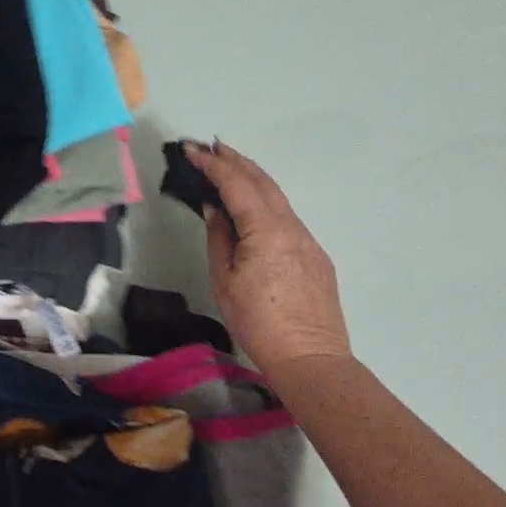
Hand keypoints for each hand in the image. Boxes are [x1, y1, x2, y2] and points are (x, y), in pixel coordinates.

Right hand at [188, 140, 351, 378]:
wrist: (311, 360)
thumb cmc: (258, 321)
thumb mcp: (225, 279)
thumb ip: (219, 237)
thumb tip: (215, 209)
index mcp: (266, 229)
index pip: (236, 184)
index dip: (212, 164)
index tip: (190, 150)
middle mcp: (291, 226)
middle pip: (262, 182)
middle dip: (235, 160)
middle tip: (209, 146)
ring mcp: (308, 240)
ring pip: (278, 197)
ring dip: (252, 177)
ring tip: (228, 165)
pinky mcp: (315, 256)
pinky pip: (286, 216)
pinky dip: (265, 199)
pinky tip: (252, 205)